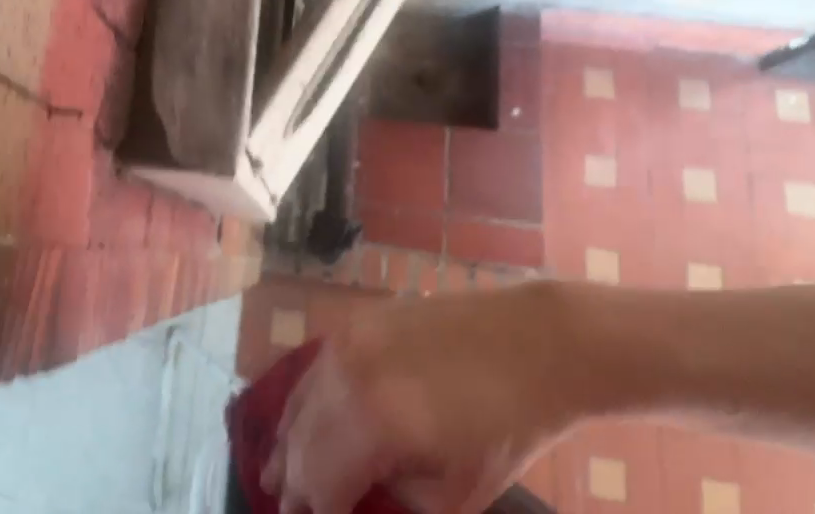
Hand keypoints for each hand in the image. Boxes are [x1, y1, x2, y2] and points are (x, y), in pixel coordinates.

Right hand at [261, 283, 586, 513]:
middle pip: (303, 441)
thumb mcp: (460, 491)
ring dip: (290, 442)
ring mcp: (351, 340)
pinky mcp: (358, 319)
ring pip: (300, 400)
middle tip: (286, 506)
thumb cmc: (510, 425)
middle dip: (294, 482)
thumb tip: (359, 493)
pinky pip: (316, 369)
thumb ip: (398, 499)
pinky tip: (299, 422)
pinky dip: (305, 401)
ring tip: (277, 474)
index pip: (322, 481)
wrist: (537, 340)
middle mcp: (351, 375)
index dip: (315, 509)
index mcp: (378, 423)